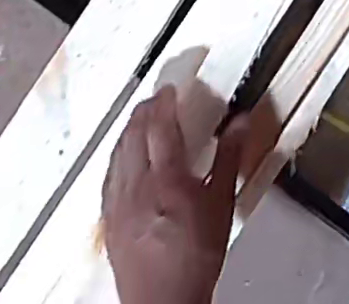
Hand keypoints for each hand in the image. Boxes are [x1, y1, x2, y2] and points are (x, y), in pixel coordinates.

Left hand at [102, 87, 248, 303]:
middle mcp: (137, 188)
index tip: (170, 89)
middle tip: (156, 98)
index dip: (164, 103)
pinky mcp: (109, 222)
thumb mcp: (222, 203)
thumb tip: (239, 123)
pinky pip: (108, 177)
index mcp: (167, 180)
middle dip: (144, 111)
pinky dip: (117, 156)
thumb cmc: (196, 258)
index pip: (160, 127)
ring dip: (128, 130)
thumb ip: (229, 157)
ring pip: (117, 154)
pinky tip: (122, 156)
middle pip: (134, 136)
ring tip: (140, 118)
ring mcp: (119, 205)